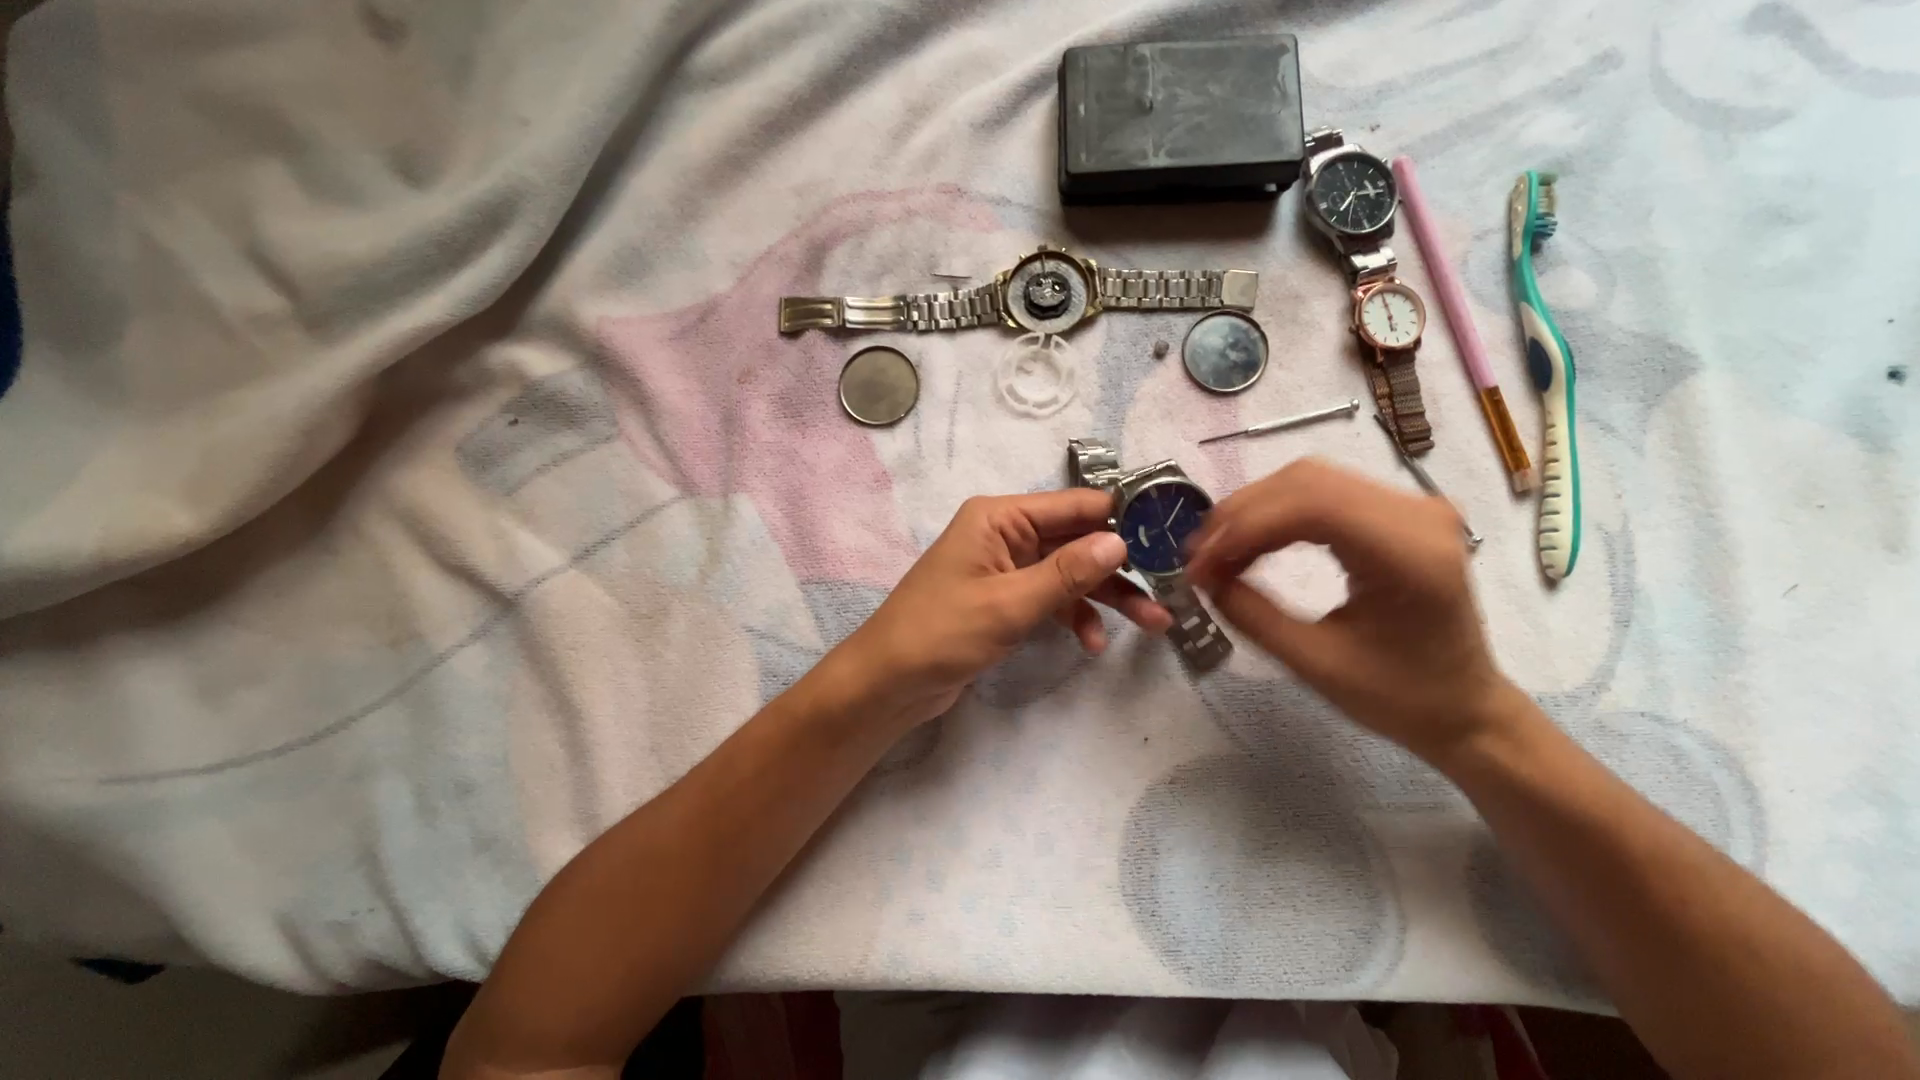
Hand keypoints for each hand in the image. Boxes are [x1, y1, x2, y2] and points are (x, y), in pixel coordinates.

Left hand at [832, 490, 1172, 729]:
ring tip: (1152, 624)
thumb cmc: (942, 633)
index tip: (1171, 535)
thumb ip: (1067, 572)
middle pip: (1078, 540)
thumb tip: (1121, 540)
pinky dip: (1074, 617)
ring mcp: (1006, 569)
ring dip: (1107, 596)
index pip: (1075, 504)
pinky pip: (1052, 600)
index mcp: (1000, 517)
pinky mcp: (1006, 602)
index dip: (1123, 517)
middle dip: (1122, 566)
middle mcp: (1006, 534)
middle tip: (1169, 591)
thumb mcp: (1009, 603)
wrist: (889, 684)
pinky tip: (1093, 643)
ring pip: (1071, 573)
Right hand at [1185, 458, 1512, 765]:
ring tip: (1216, 551)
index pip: (1312, 507)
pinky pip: (1325, 492)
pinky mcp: (1400, 512)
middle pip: (1307, 481)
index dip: (1244, 528)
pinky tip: (1251, 542)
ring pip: (1311, 479)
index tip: (1197, 566)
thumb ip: (1255, 616)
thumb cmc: (1398, 697)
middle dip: (1241, 514)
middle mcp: (1418, 514)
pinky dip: (1277, 512)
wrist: (1462, 707)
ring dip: (1254, 510)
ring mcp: (1414, 507)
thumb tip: (1204, 580)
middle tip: (1197, 557)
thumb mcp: (1316, 665)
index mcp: (1410, 555)